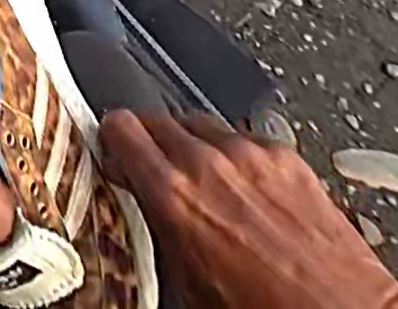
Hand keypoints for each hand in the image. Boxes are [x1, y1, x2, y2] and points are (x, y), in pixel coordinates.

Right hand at [99, 111, 397, 308]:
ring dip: (191, 144)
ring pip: (195, 122)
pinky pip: (240, 137)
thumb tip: (138, 198)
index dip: (113, 137)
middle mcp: (205, 162)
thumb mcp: (188, 280)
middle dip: (150, 140)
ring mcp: (247, 154)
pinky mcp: (284, 155)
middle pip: (153, 117)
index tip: (116, 149)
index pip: (119, 125)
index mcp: (173, 193)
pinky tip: (247, 187)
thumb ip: (155, 222)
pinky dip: (235, 154)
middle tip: (156, 166)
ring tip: (205, 179)